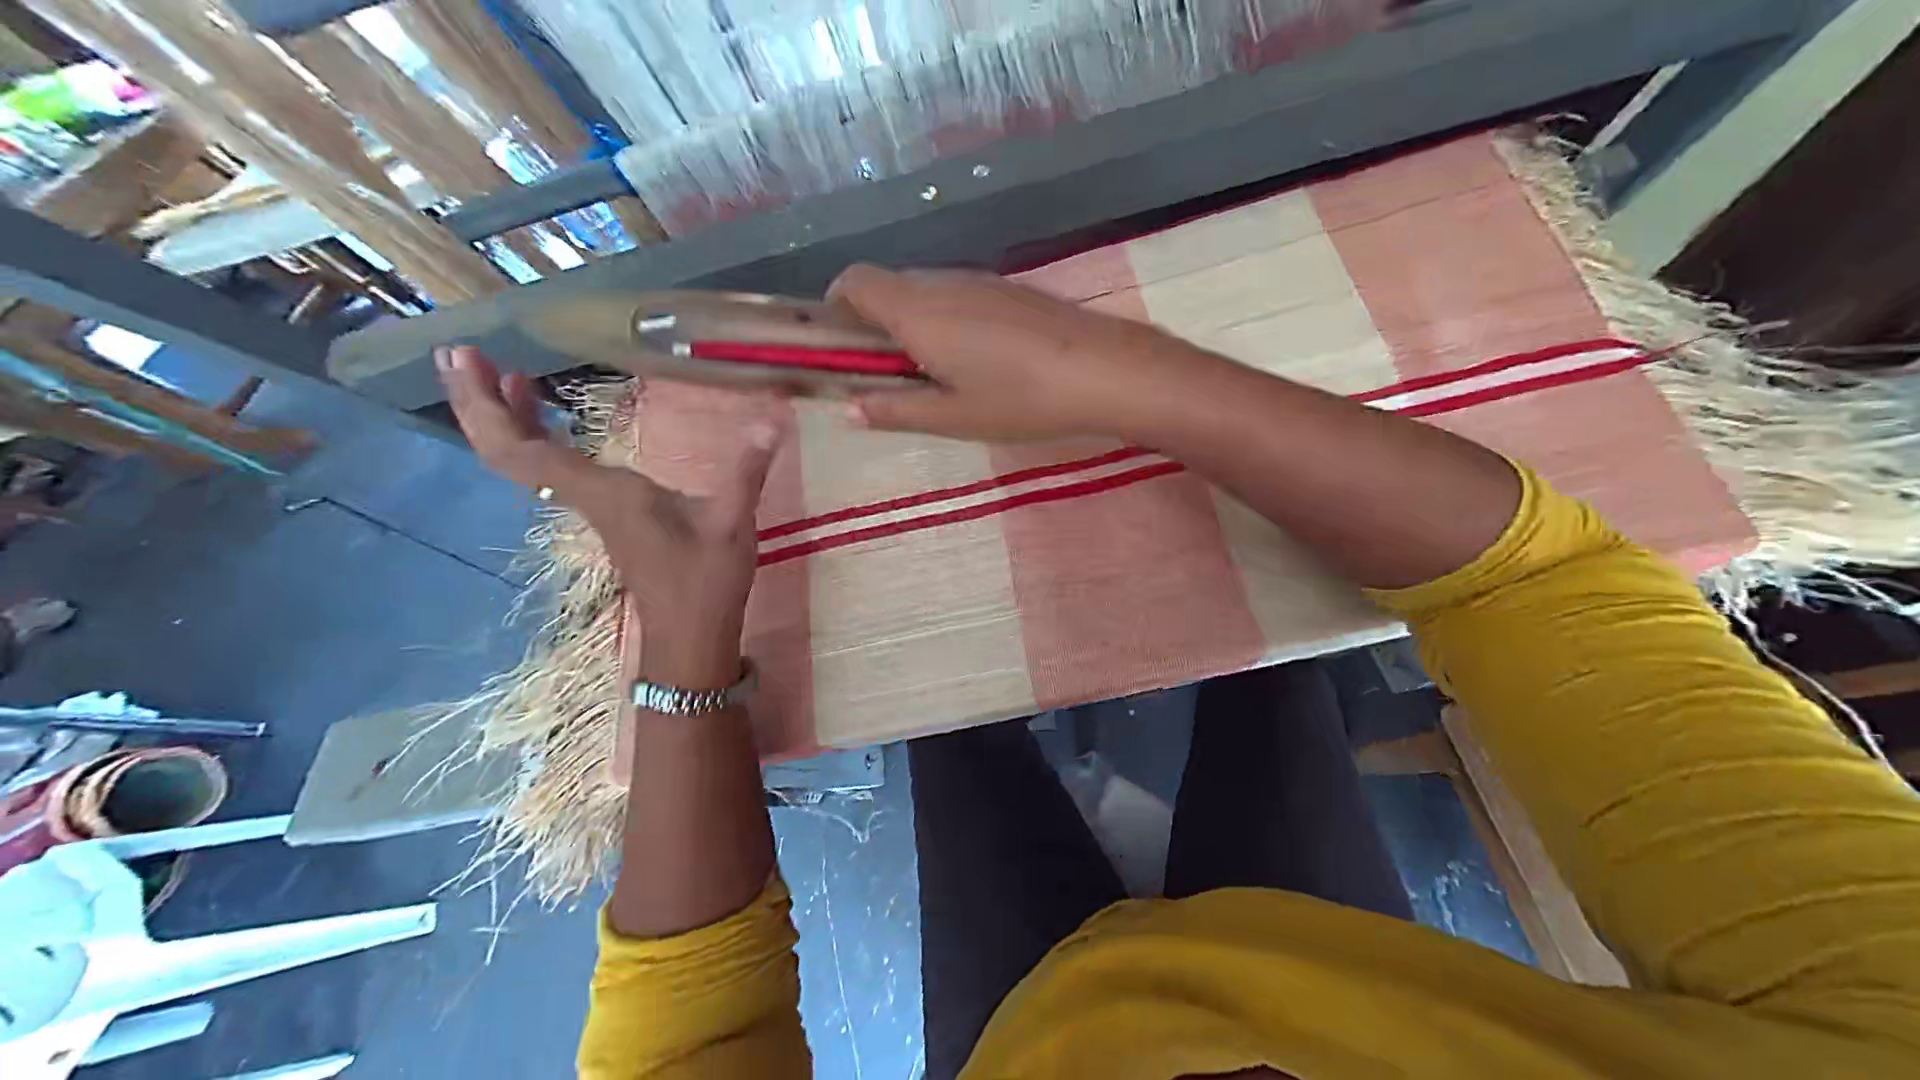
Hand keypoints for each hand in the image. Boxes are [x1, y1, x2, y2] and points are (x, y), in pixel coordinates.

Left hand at [436, 346, 775, 686]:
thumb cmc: (706, 580)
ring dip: (506, 419)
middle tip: (462, 353)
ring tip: (509, 374)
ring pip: (526, 463)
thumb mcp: (731, 521)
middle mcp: (588, 498)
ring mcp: (594, 509)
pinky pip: (552, 471)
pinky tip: (556, 420)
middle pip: (507, 454)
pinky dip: (541, 438)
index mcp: (606, 494)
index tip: (464, 358)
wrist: (692, 635)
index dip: (485, 407)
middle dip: (479, 404)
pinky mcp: (608, 517)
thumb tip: (772, 420)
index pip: (521, 451)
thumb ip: (746, 468)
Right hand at [828, 264, 1204, 441]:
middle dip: (874, 322)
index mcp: (916, 311)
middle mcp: (943, 284)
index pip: (855, 281)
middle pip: (888, 285)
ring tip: (934, 373)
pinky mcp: (1010, 289)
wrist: (1103, 370)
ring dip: (912, 322)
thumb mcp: (952, 416)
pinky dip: (946, 319)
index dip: (837, 306)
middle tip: (887, 373)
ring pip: (926, 290)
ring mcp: (981, 281)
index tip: (843, 346)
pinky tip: (976, 360)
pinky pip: (959, 295)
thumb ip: (894, 410)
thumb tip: (849, 409)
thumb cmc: (1019, 399)